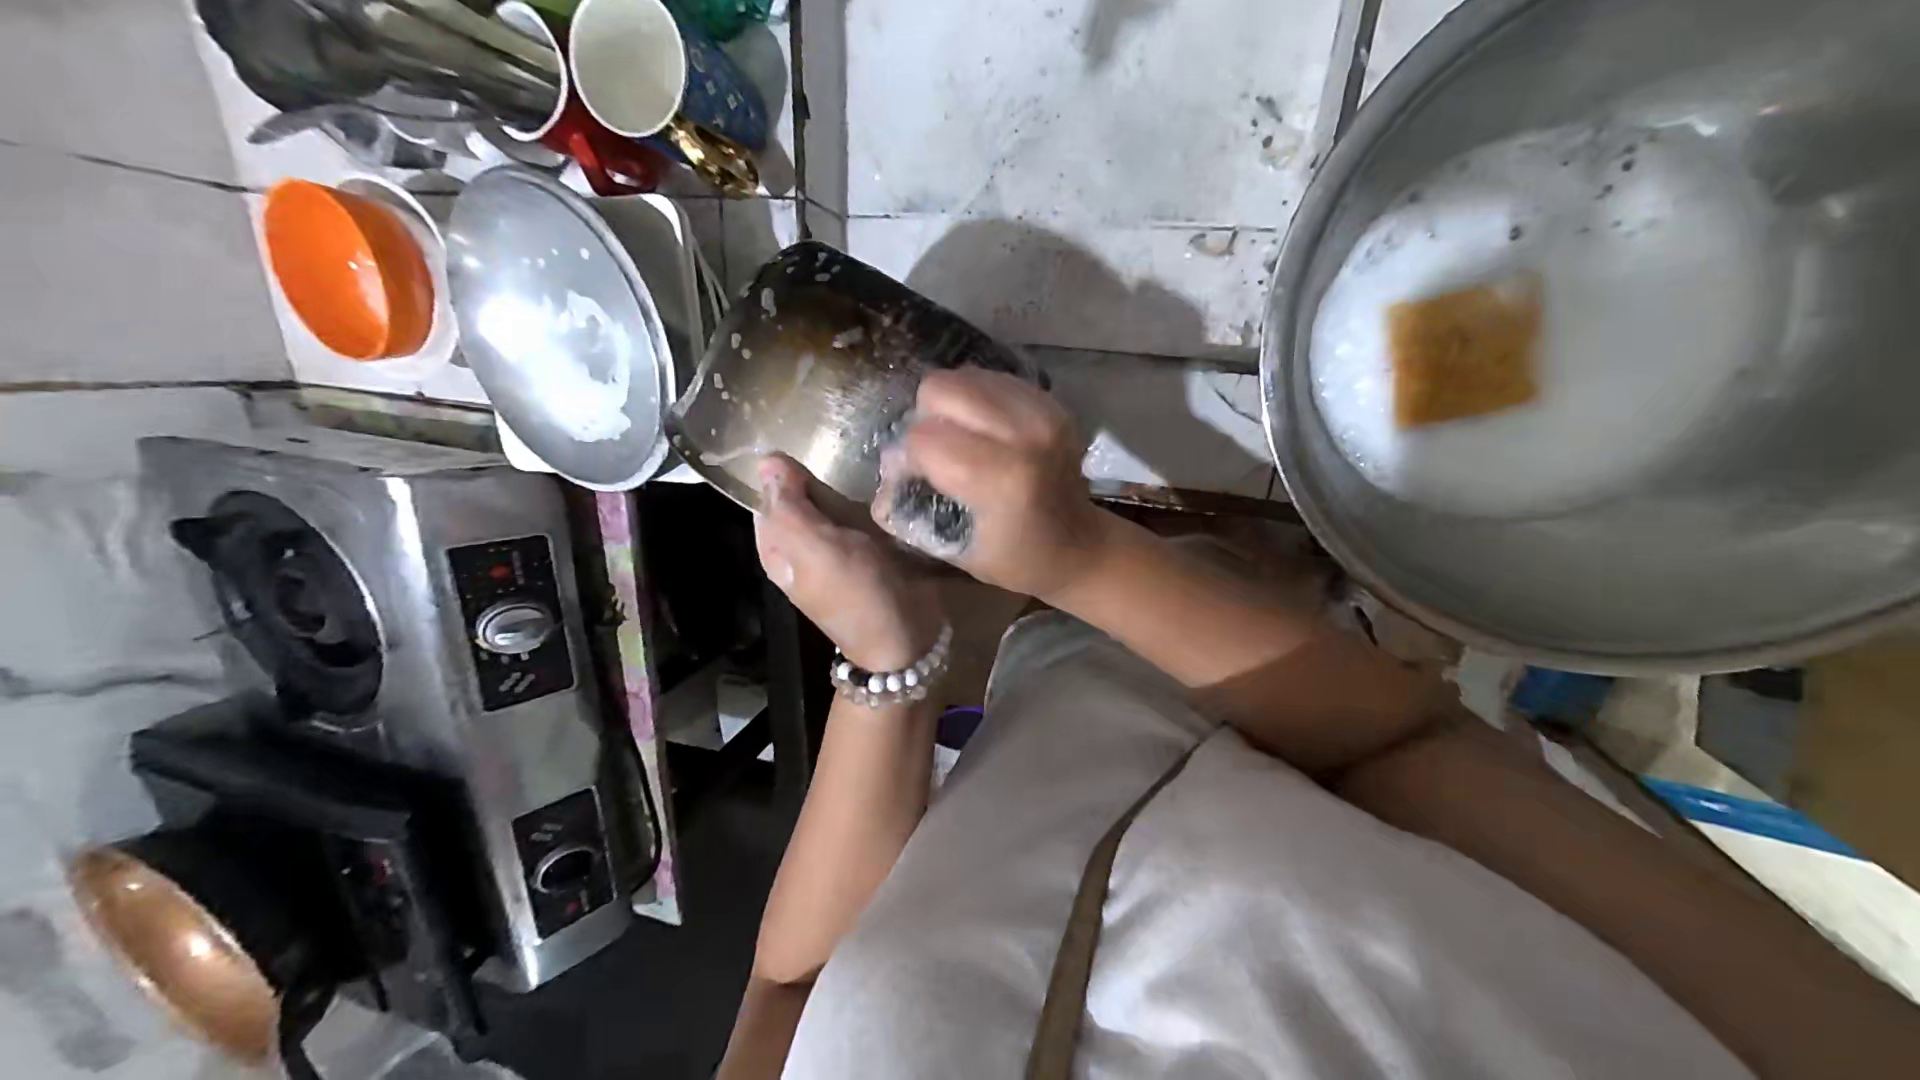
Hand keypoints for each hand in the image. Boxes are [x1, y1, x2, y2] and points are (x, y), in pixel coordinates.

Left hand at [756, 455, 940, 670]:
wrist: (907, 640)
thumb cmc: (859, 594)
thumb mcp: (817, 549)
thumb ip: (789, 506)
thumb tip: (766, 458)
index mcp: (778, 546)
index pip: (769, 492)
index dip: (787, 470)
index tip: (816, 451)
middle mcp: (802, 545)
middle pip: (802, 494)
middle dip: (822, 476)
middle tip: (849, 463)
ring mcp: (836, 547)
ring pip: (834, 502)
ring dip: (849, 487)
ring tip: (870, 474)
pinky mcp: (868, 550)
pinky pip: (861, 514)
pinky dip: (870, 502)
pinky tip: (885, 493)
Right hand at [875, 368, 1113, 600]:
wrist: (1080, 546)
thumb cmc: (1016, 559)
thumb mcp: (956, 549)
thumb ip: (913, 509)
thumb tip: (884, 472)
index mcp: (1002, 477)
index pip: (923, 438)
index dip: (905, 456)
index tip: (909, 476)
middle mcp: (1025, 434)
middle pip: (941, 388)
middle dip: (925, 418)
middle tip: (935, 450)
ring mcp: (1043, 412)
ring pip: (966, 376)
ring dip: (952, 405)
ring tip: (960, 438)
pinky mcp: (1052, 402)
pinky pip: (994, 379)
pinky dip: (978, 400)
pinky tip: (984, 430)